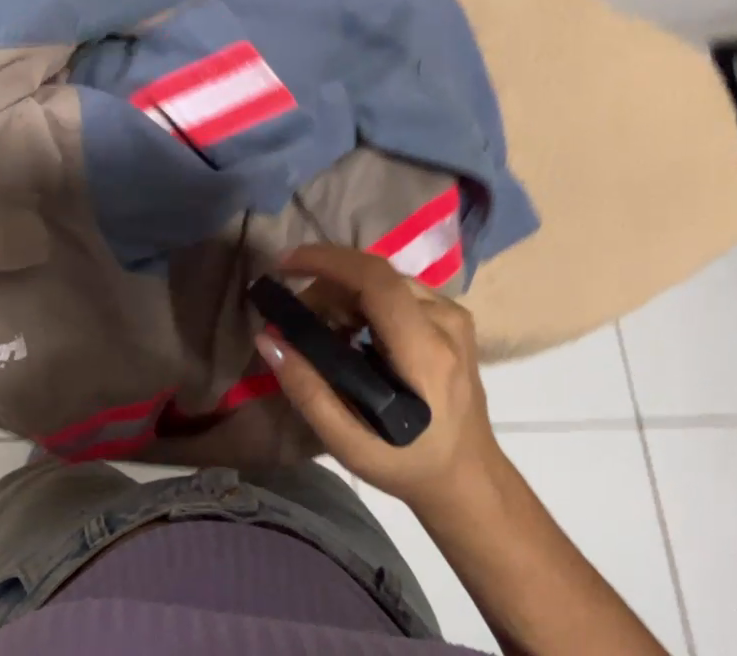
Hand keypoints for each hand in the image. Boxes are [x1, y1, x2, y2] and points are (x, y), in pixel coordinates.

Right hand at [255, 244, 505, 513]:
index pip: (377, 281)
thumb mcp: (349, 444)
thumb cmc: (407, 463)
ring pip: (381, 278)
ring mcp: (453, 316)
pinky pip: (394, 289)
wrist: (467, 475)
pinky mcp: (451, 317)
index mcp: (425, 353)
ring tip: (321, 331)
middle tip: (294, 320)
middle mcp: (445, 322)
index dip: (328, 261)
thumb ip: (307, 391)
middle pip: (373, 276)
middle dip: (324, 286)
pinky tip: (350, 333)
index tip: (285, 266)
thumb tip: (268, 339)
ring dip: (341, 294)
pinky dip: (360, 300)